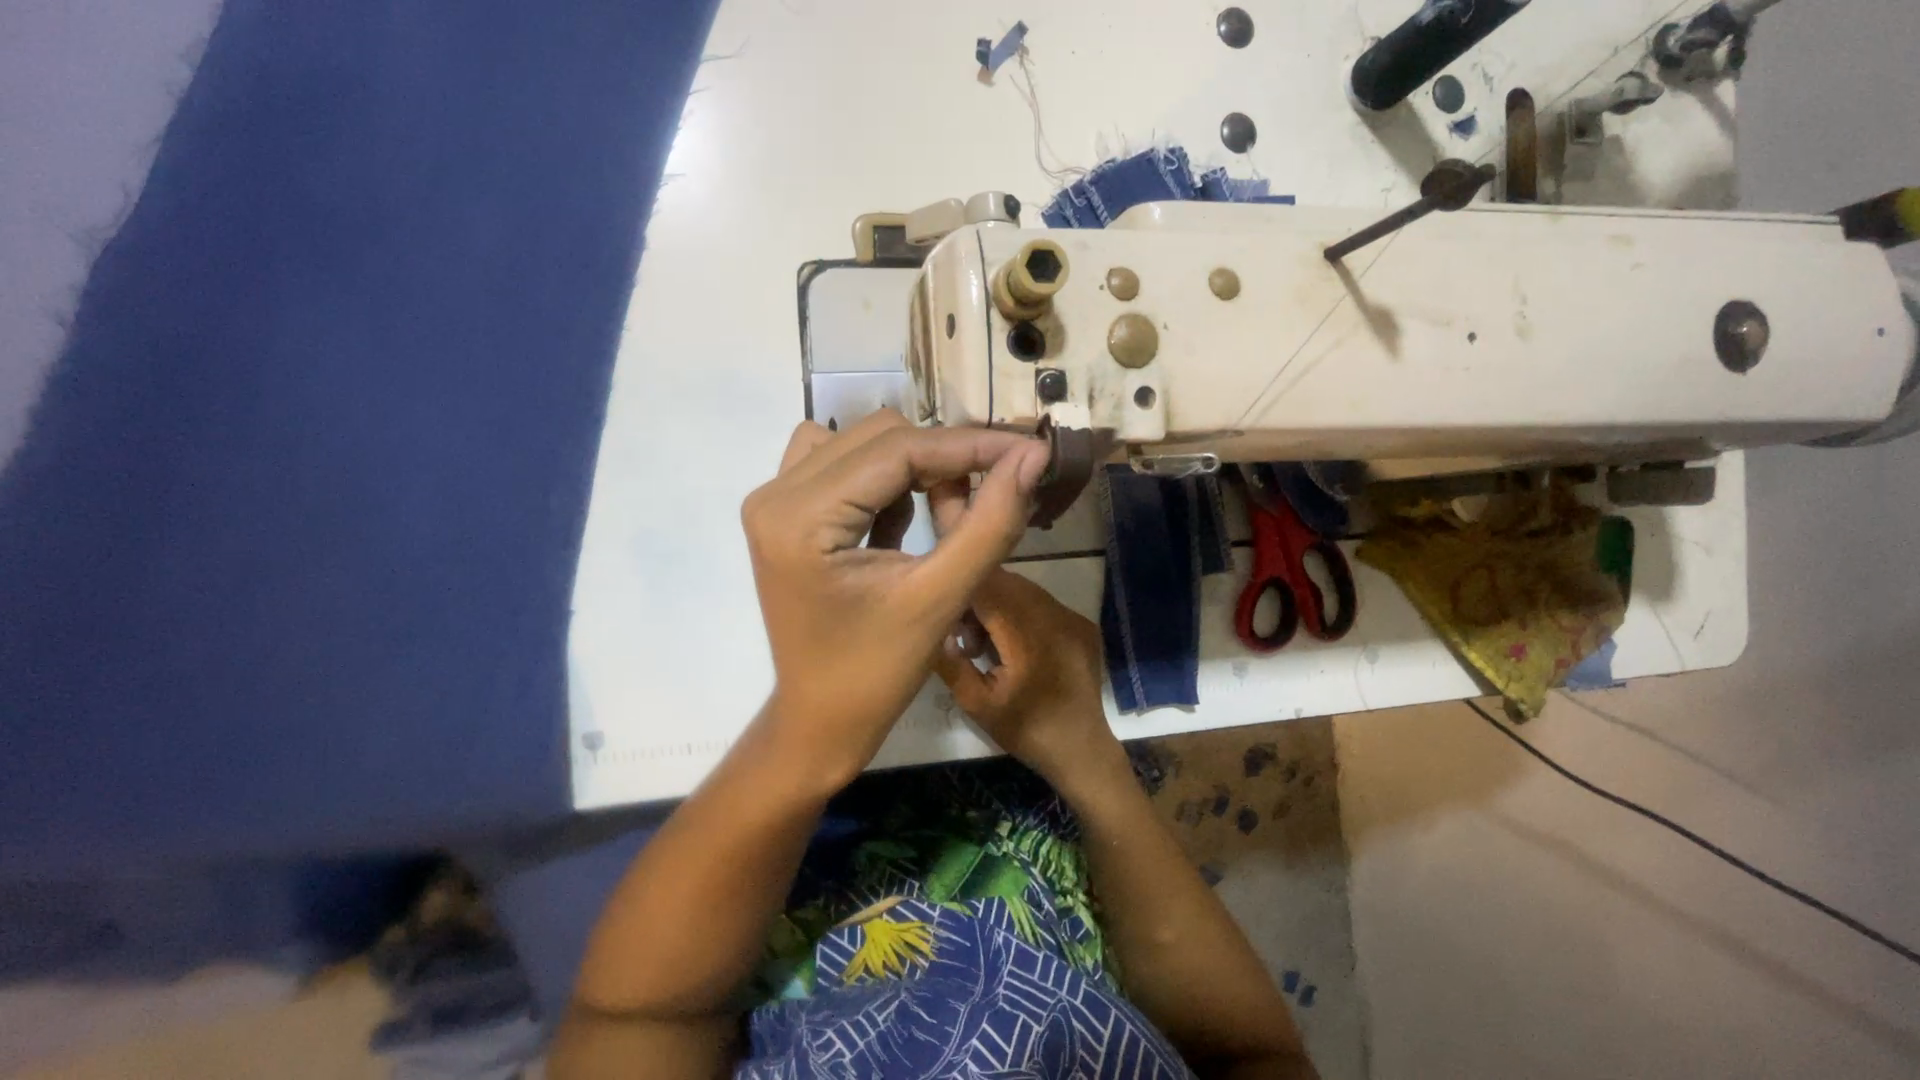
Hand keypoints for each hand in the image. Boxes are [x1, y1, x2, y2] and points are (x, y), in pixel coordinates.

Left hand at [742, 409, 1049, 788]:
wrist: (822, 719)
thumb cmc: (877, 671)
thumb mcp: (940, 597)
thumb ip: (989, 522)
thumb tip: (1033, 454)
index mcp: (799, 517)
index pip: (896, 449)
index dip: (969, 444)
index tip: (1028, 448)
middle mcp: (774, 494)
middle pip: (878, 437)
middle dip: (942, 463)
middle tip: (982, 507)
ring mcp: (773, 500)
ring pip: (862, 443)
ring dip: (915, 469)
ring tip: (945, 521)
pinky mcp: (784, 512)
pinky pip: (844, 465)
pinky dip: (887, 483)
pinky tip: (904, 529)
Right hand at [932, 568, 1120, 785]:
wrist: (1082, 751)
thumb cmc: (1025, 730)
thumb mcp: (976, 703)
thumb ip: (950, 662)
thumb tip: (930, 629)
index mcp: (1027, 638)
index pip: (988, 588)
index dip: (961, 592)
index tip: (945, 613)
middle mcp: (1054, 618)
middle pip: (1006, 583)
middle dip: (979, 598)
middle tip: (965, 637)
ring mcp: (1073, 619)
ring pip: (1026, 590)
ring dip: (1000, 604)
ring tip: (987, 644)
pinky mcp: (1083, 625)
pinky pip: (1045, 604)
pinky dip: (1022, 613)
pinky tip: (1015, 646)